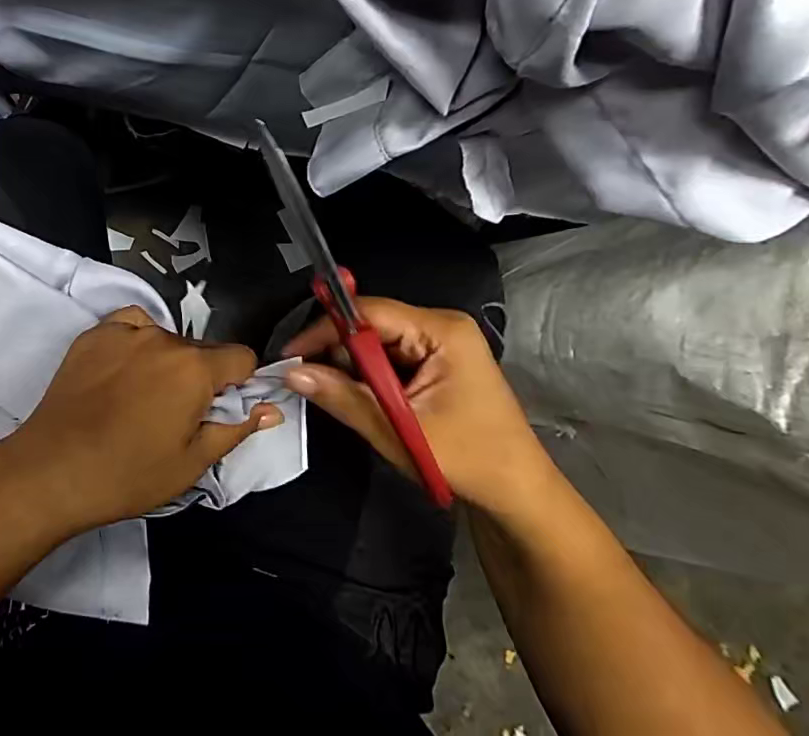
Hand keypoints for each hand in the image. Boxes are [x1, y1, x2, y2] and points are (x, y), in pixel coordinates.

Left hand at [0, 306, 282, 536]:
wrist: (53, 470)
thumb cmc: (129, 474)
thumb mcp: (192, 462)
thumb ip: (235, 428)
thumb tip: (271, 408)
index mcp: (194, 368)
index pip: (241, 357)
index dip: (240, 383)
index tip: (222, 408)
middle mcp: (163, 338)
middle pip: (201, 349)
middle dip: (202, 376)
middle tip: (178, 414)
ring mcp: (124, 332)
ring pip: (165, 338)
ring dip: (167, 360)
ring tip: (143, 396)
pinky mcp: (93, 335)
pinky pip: (129, 325)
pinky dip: (134, 341)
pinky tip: (123, 370)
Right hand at [282, 298, 547, 510]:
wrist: (519, 496)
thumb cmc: (469, 460)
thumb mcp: (398, 431)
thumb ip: (344, 397)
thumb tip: (292, 373)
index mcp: (442, 331)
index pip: (368, 313)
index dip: (324, 329)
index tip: (289, 355)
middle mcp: (440, 326)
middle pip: (369, 325)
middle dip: (336, 352)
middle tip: (306, 380)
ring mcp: (439, 343)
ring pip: (374, 343)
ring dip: (350, 368)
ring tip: (332, 394)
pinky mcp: (434, 362)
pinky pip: (387, 357)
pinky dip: (366, 377)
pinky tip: (358, 398)